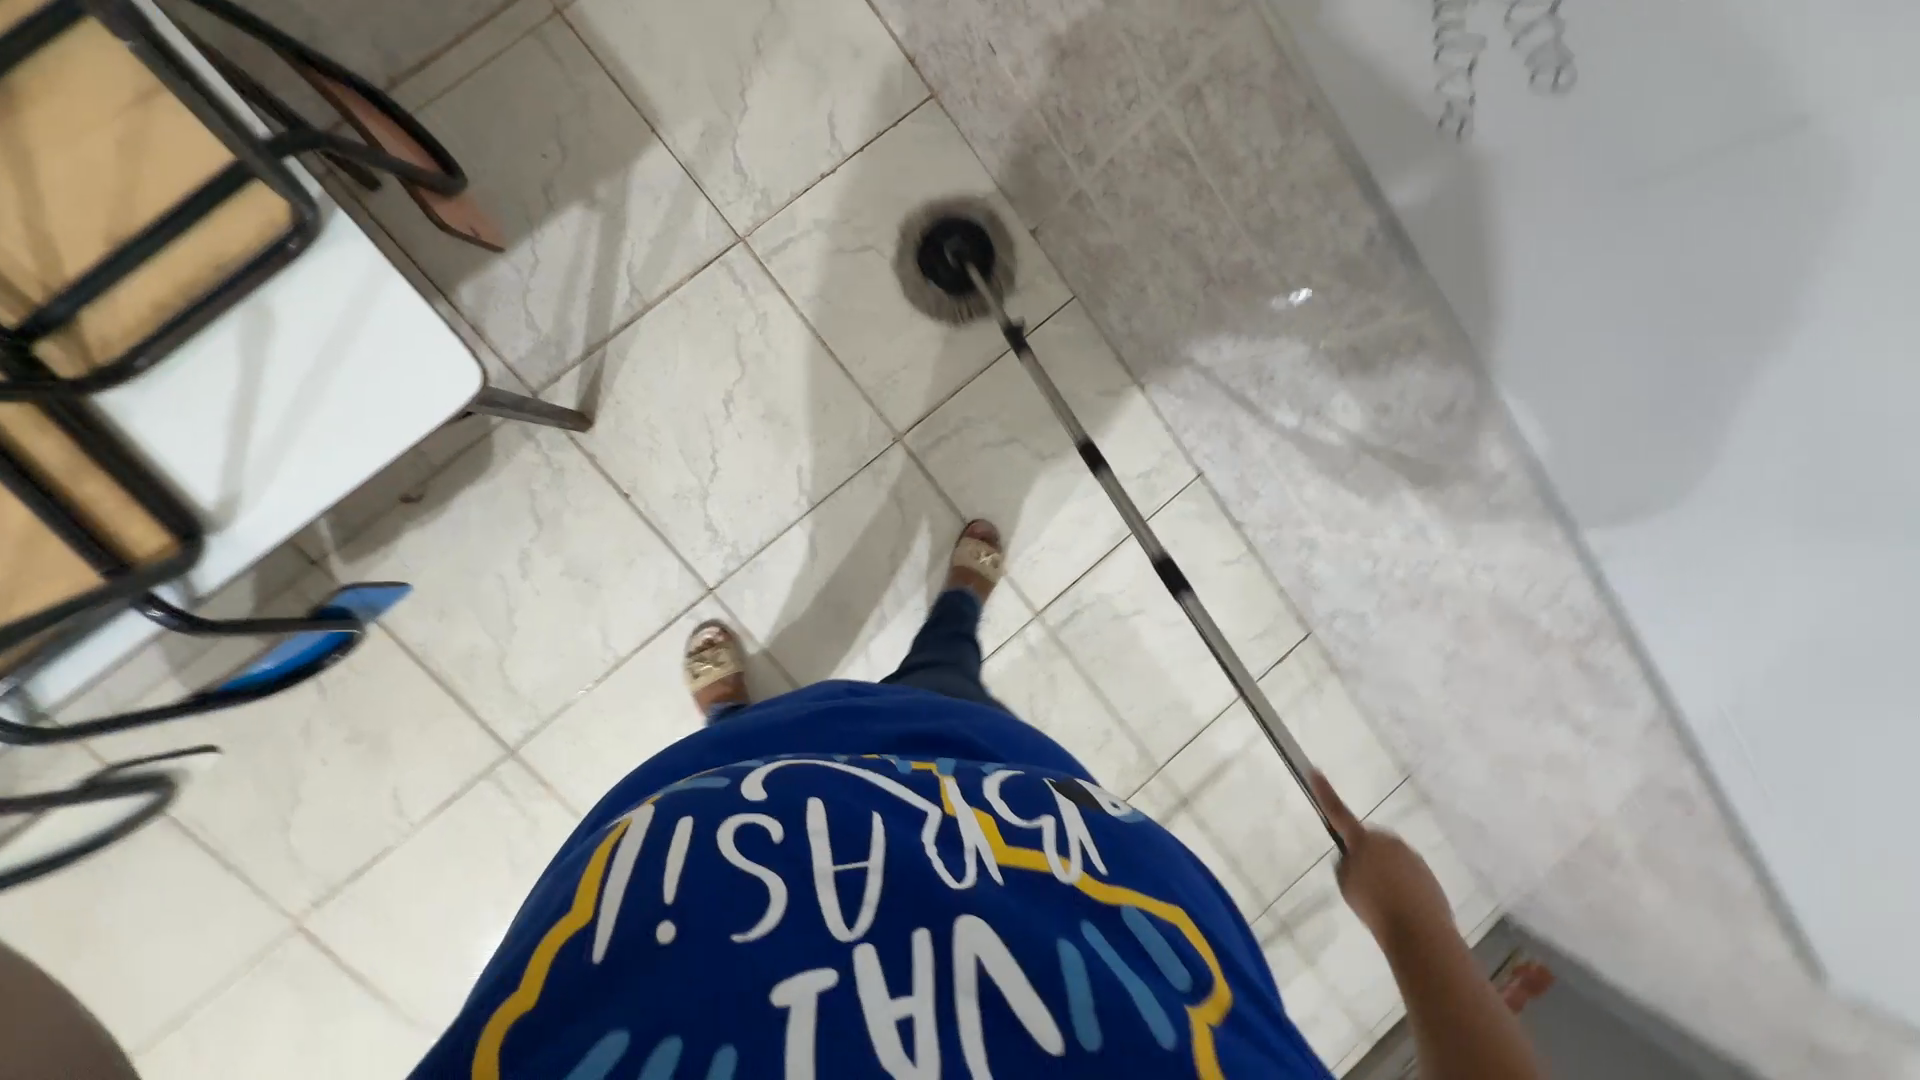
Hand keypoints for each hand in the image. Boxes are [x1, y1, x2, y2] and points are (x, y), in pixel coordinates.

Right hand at [1311, 772, 1454, 945]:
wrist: (1420, 931)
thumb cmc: (1373, 905)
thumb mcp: (1345, 883)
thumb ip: (1346, 864)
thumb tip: (1354, 858)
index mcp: (1363, 840)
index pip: (1338, 812)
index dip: (1325, 793)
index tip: (1315, 771)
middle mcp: (1388, 840)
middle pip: (1369, 840)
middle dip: (1365, 854)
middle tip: (1362, 882)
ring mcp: (1411, 855)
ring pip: (1389, 857)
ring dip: (1384, 871)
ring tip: (1382, 900)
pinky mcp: (1427, 873)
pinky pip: (1406, 873)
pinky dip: (1400, 884)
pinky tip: (1399, 905)